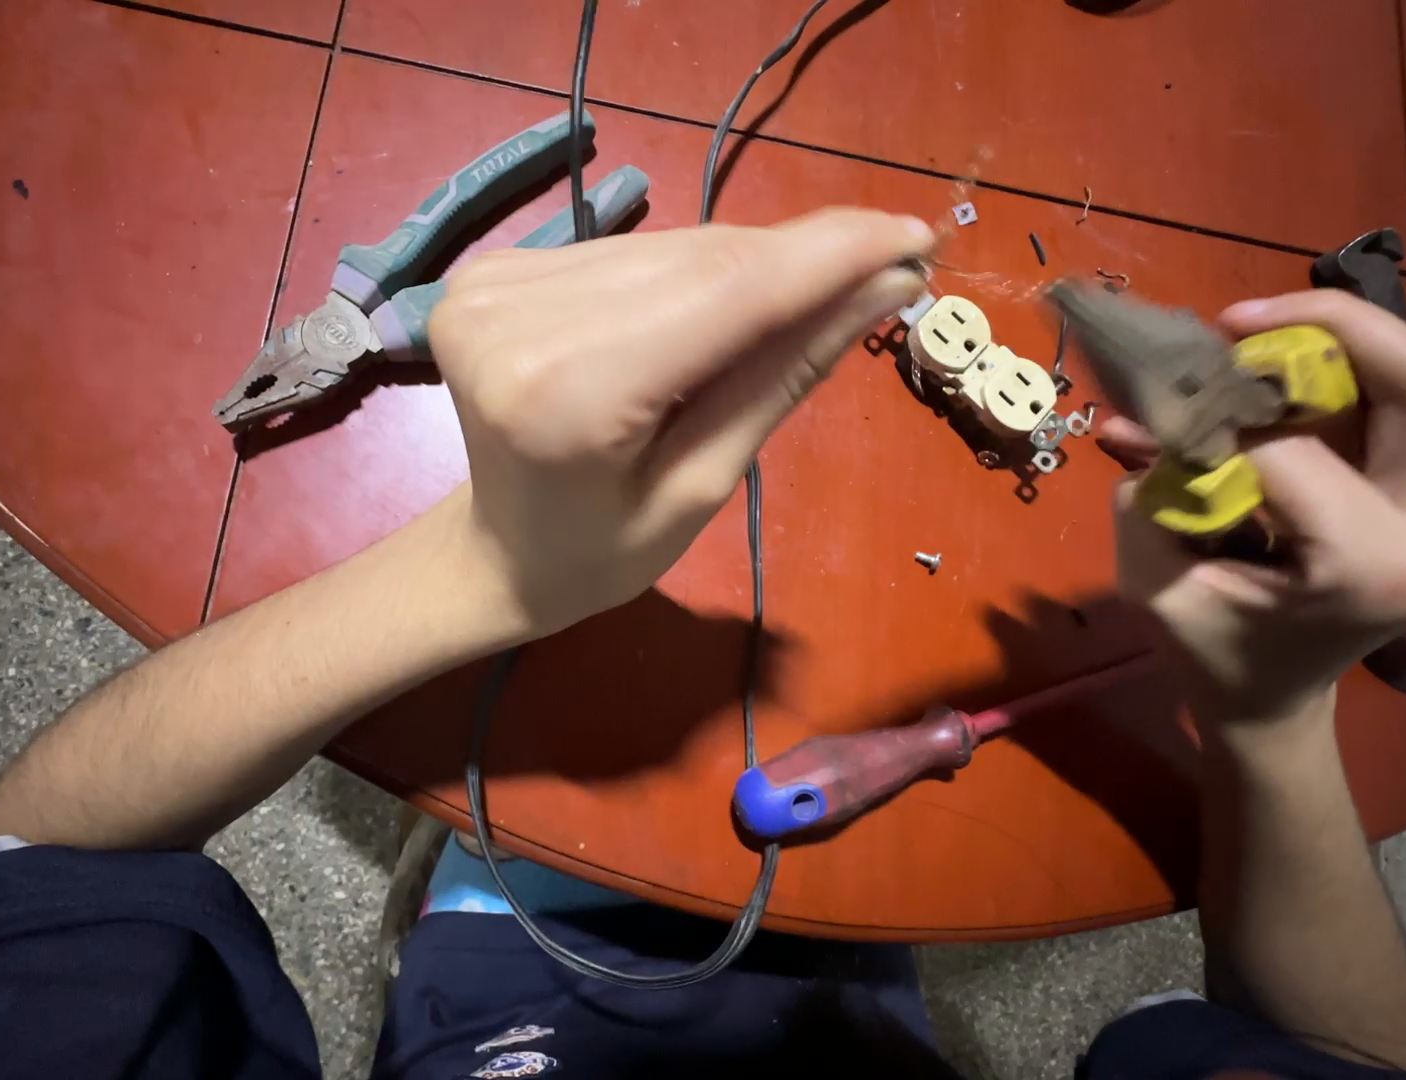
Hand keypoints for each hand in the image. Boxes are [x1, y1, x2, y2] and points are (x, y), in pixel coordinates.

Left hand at [431, 208, 932, 636]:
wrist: (498, 553)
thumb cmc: (602, 553)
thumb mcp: (700, 487)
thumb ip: (779, 380)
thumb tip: (880, 288)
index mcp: (570, 396)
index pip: (725, 294)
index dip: (828, 256)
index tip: (916, 236)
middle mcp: (517, 321)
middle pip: (697, 261)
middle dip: (798, 259)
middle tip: (881, 265)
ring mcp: (492, 286)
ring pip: (665, 247)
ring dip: (747, 264)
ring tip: (800, 297)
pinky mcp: (489, 272)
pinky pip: (624, 254)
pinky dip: (684, 271)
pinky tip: (709, 307)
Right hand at [1101, 290, 1405, 723]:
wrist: (1276, 701)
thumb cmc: (1212, 656)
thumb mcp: (1155, 587)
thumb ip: (1150, 500)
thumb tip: (1149, 416)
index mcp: (1375, 567)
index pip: (1289, 453)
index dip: (1209, 429)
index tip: (1155, 429)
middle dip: (1325, 330)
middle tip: (1236, 328)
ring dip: (1342, 347)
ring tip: (1257, 360)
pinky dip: (1352, 374)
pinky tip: (1287, 391)